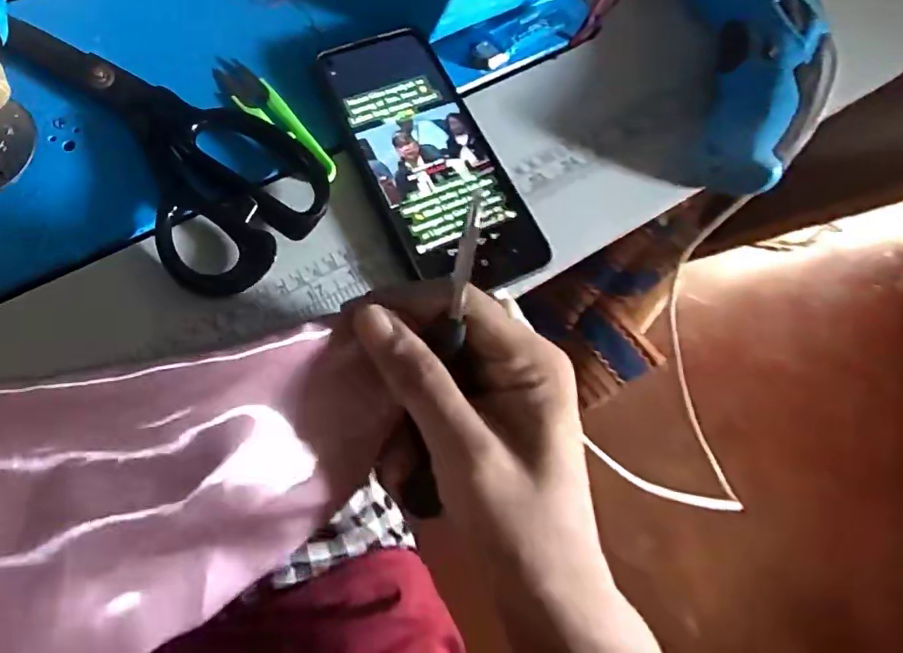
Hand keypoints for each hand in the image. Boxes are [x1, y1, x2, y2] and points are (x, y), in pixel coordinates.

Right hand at [351, 290, 659, 652]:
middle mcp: (517, 361)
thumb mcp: (460, 447)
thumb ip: (416, 376)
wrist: (547, 601)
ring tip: (394, 452)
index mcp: (530, 357)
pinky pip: (437, 396)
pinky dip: (413, 423)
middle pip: (444, 330)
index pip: (460, 301)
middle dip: (402, 361)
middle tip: (360, 381)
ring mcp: (502, 389)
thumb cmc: (515, 524)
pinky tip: (405, 465)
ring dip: (404, 401)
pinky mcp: (485, 415)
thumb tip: (368, 316)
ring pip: (434, 365)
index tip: (355, 320)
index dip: (407, 303)